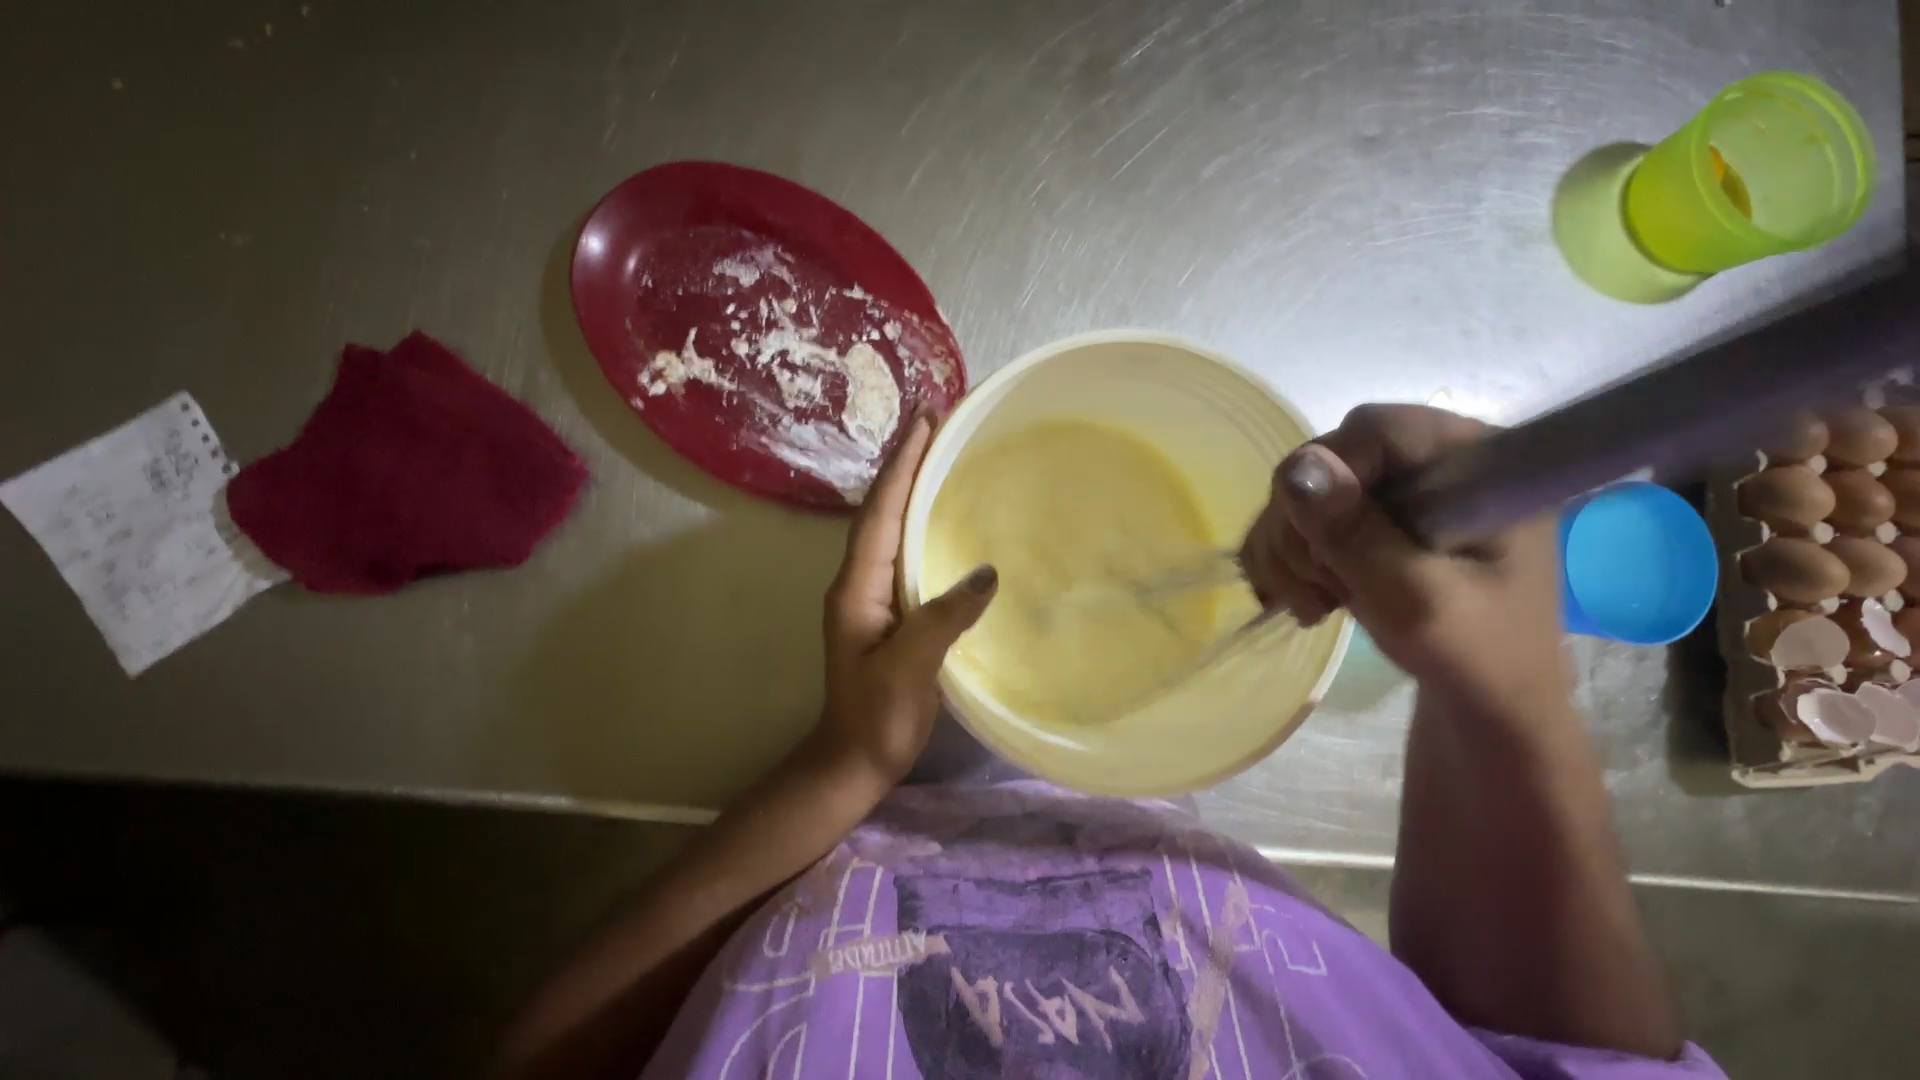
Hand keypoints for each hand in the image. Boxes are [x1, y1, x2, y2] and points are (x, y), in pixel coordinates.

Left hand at [815, 411, 997, 783]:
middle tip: (937, 424)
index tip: (924, 422)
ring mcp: (873, 598)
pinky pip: (908, 556)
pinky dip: (924, 527)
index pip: (879, 513)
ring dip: (913, 490)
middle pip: (882, 511)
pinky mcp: (891, 614)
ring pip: (893, 530)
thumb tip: (986, 572)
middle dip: (906, 465)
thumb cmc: (875, 719)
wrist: (853, 761)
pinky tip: (947, 523)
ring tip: (942, 456)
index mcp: (857, 589)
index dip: (901, 466)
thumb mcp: (908, 670)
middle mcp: (860, 584)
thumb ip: (942, 619)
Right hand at [1238, 404, 1568, 711]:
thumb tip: (1297, 468)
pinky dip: (1288, 557)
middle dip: (1304, 527)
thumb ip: (1358, 533)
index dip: (1331, 481)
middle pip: (1330, 458)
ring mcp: (1401, 492)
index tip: (1322, 551)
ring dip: (1290, 549)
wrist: (1488, 708)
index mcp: (1476, 463)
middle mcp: (1436, 462)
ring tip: (1314, 605)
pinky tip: (1306, 598)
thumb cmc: (1474, 657)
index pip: (1376, 431)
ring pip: (1306, 489)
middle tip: (1316, 592)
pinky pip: (1303, 517)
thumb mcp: (1414, 599)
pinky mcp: (1375, 520)